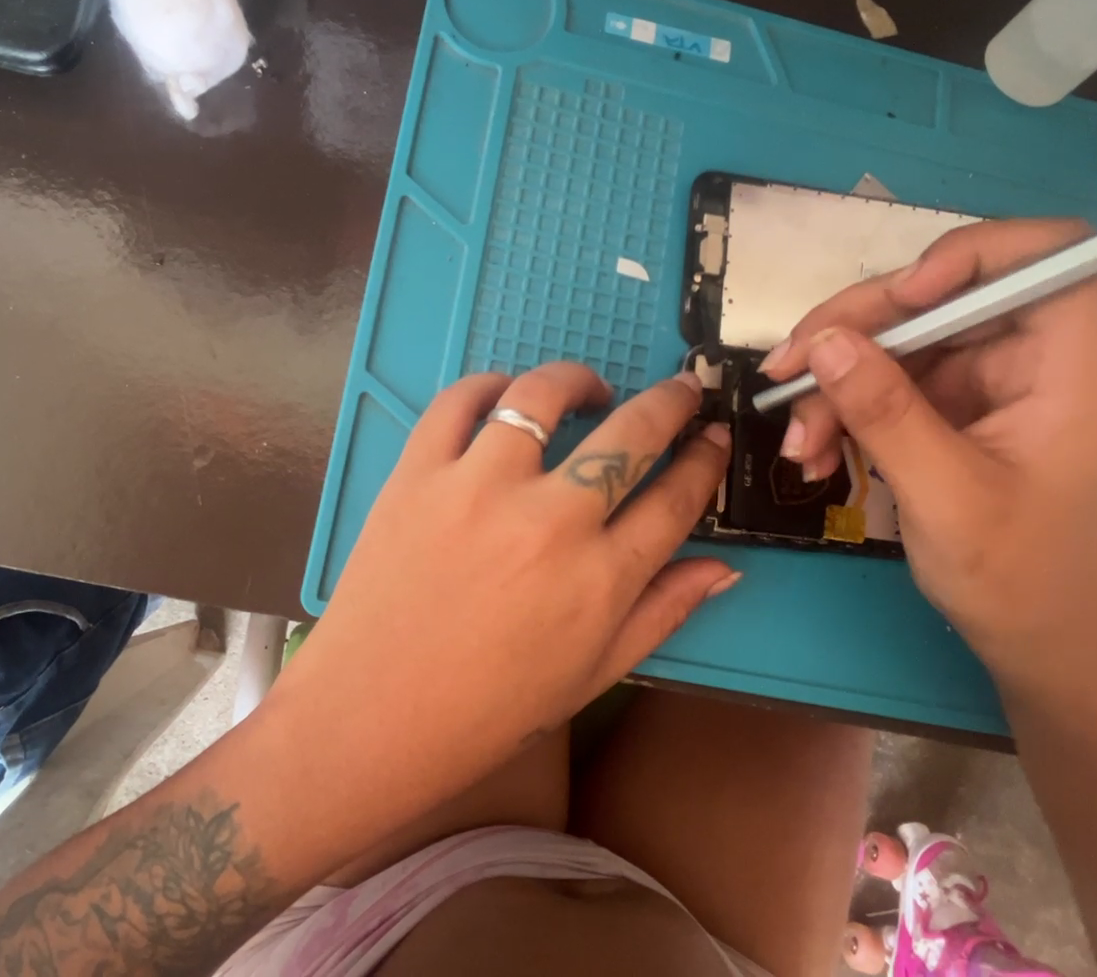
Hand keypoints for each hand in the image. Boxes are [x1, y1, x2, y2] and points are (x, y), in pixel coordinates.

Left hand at [273, 363, 732, 794]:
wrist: (373, 714)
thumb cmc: (489, 710)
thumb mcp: (592, 675)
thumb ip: (661, 614)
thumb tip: (724, 569)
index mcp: (600, 580)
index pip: (676, 499)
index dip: (706, 461)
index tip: (714, 438)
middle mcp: (550, 521)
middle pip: (630, 434)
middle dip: (672, 403)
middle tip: (682, 391)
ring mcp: (478, 488)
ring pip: (542, 396)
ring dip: (577, 381)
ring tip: (588, 392)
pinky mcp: (417, 474)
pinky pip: (457, 401)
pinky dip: (489, 385)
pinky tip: (505, 396)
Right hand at [757, 219, 1096, 665]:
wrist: (1027, 637)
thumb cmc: (1015, 572)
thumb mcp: (945, 493)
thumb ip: (886, 413)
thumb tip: (825, 343)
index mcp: (1064, 367)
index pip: (1046, 258)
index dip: (974, 256)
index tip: (903, 298)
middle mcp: (1022, 361)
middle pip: (938, 297)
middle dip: (855, 328)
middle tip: (785, 367)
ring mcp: (977, 385)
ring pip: (893, 343)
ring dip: (830, 384)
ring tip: (796, 442)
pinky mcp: (940, 411)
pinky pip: (878, 386)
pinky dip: (837, 413)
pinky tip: (810, 456)